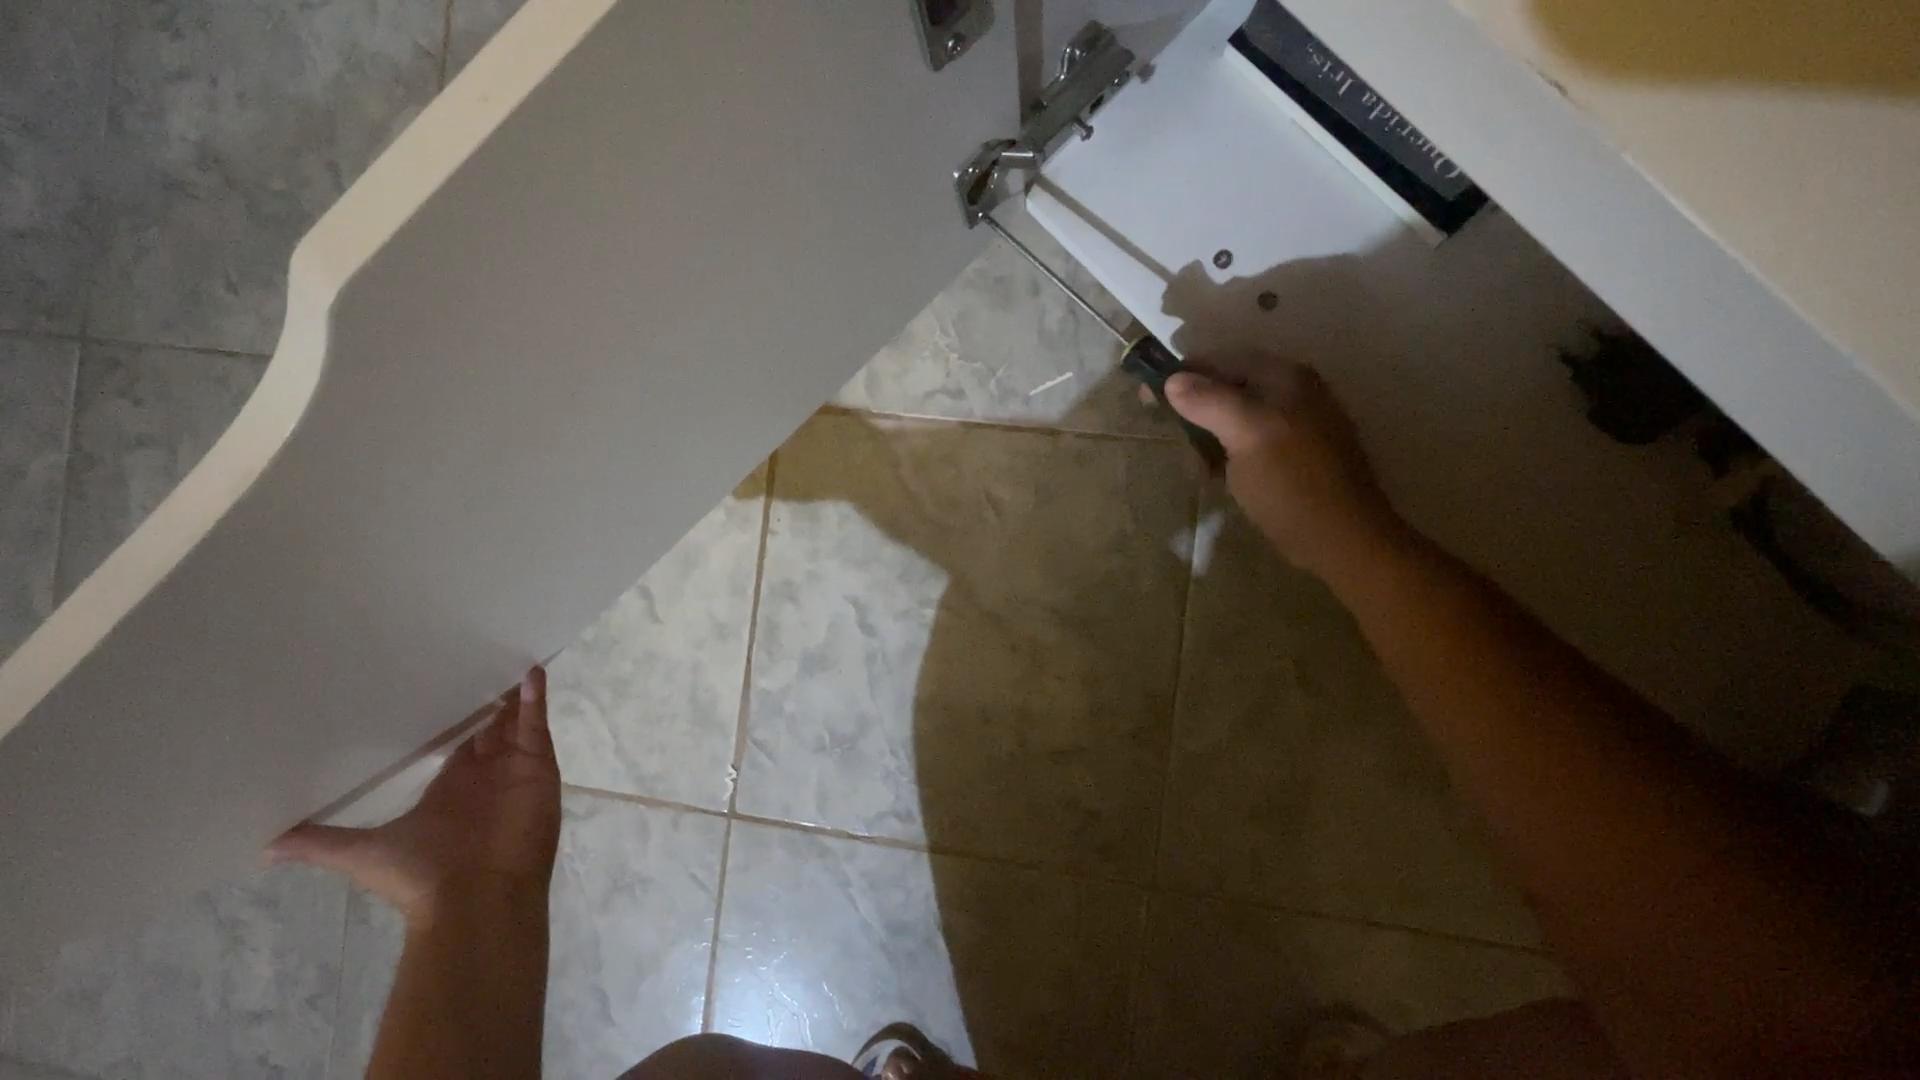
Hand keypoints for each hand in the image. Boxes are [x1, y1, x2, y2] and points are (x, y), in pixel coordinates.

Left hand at [267, 667, 562, 924]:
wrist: (476, 896)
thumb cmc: (423, 875)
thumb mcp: (364, 853)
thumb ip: (322, 843)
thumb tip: (261, 849)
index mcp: (451, 788)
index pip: (456, 746)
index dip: (454, 720)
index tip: (444, 688)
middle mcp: (485, 774)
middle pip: (489, 730)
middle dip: (488, 703)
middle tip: (481, 662)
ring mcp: (514, 768)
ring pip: (515, 723)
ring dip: (514, 695)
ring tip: (509, 658)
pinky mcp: (537, 765)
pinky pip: (537, 725)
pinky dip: (535, 699)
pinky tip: (530, 672)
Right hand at [1165, 361, 1401, 576]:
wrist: (1342, 539)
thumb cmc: (1292, 483)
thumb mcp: (1247, 435)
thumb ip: (1209, 401)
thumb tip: (1171, 380)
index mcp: (1285, 378)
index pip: (1222, 359)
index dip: (1182, 374)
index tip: (1148, 398)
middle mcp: (1292, 392)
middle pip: (1226, 388)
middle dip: (1195, 414)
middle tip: (1182, 446)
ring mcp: (1294, 425)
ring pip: (1233, 419)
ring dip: (1208, 441)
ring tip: (1202, 471)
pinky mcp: (1292, 456)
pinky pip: (1246, 444)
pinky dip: (1226, 457)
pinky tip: (1221, 480)